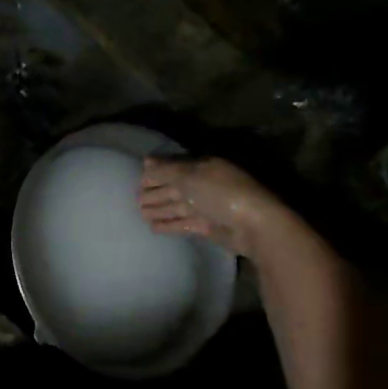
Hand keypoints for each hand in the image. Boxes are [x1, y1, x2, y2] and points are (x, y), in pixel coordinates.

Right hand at [138, 156, 291, 258]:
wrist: (252, 225)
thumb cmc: (221, 193)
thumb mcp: (191, 176)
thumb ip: (166, 170)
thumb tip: (145, 162)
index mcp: (203, 167)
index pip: (174, 167)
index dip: (156, 172)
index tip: (138, 178)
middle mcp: (203, 185)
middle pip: (173, 187)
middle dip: (154, 192)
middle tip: (134, 198)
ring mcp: (205, 207)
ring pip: (176, 206)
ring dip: (158, 209)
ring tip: (139, 213)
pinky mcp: (206, 226)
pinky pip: (182, 223)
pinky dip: (168, 224)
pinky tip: (152, 227)